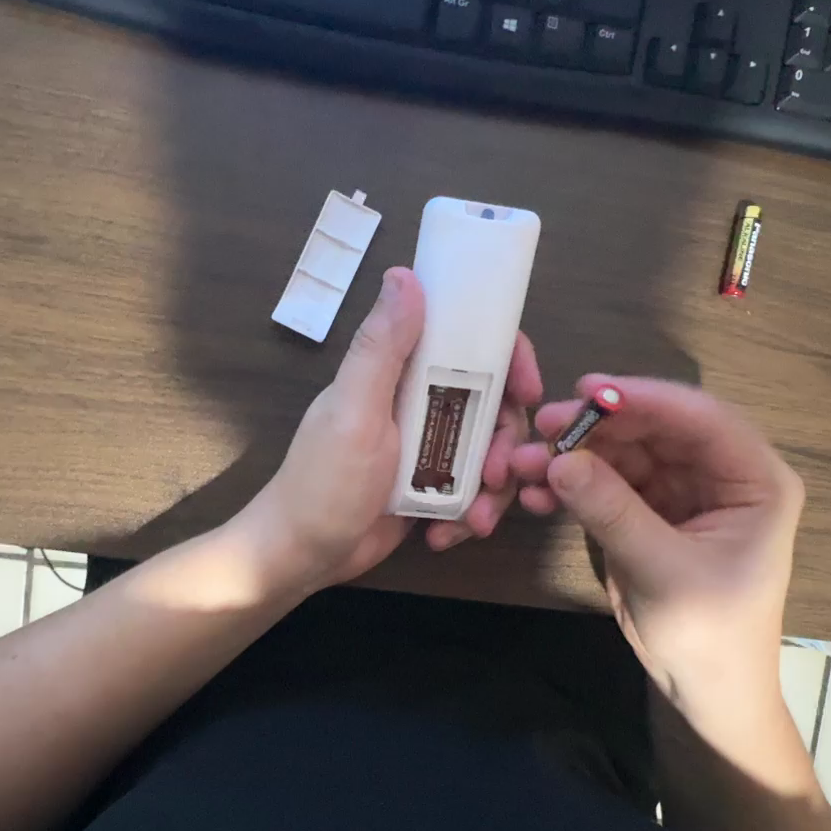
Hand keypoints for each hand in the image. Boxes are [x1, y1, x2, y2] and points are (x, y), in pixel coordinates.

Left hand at [240, 267, 542, 592]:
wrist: (302, 554)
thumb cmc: (323, 483)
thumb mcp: (353, 412)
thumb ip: (380, 349)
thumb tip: (406, 275)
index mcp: (400, 375)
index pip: (468, 345)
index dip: (508, 358)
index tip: (528, 390)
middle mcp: (418, 405)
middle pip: (493, 404)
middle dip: (507, 442)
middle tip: (499, 474)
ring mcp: (426, 450)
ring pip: (489, 453)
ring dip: (493, 489)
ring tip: (476, 520)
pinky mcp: (429, 490)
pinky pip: (472, 493)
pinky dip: (470, 514)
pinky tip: (446, 534)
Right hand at [510, 376, 803, 731]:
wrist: (704, 689)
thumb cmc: (707, 633)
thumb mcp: (662, 570)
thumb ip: (613, 511)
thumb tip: (558, 461)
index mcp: (753, 481)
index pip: (701, 419)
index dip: (644, 398)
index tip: (586, 390)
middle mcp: (717, 475)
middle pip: (654, 429)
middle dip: (596, 427)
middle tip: (539, 426)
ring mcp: (678, 492)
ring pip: (622, 454)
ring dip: (573, 455)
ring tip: (523, 464)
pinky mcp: (645, 513)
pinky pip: (604, 484)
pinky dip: (570, 485)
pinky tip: (536, 493)